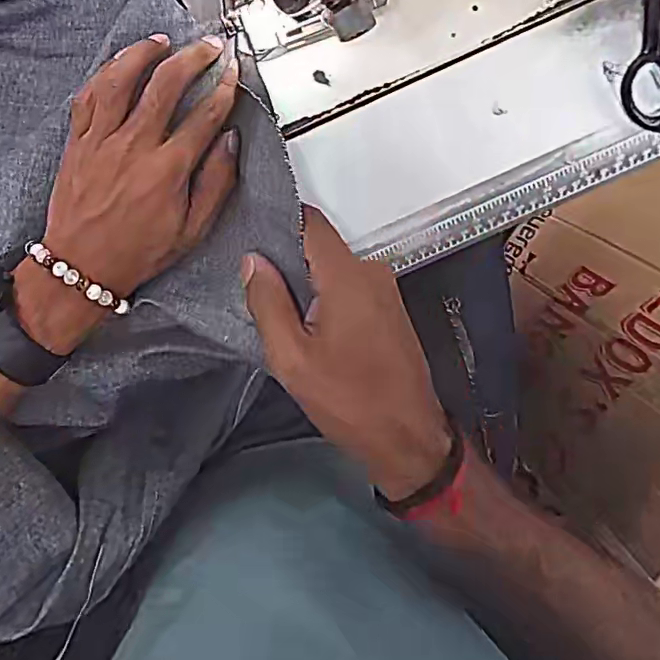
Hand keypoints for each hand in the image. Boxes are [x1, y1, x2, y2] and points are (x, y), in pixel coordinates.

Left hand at [14, 34, 241, 354]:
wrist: (81, 266)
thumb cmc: (134, 250)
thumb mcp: (191, 230)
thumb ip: (216, 183)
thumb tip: (231, 143)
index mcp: (166, 170)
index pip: (204, 115)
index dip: (224, 88)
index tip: (232, 73)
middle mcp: (133, 148)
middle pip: (166, 85)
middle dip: (193, 58)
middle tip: (207, 48)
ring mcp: (101, 141)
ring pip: (122, 80)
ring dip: (144, 53)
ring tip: (162, 42)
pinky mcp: (78, 142)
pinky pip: (88, 96)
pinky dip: (104, 73)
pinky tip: (119, 64)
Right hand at [242, 205, 452, 499]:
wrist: (409, 439)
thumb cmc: (351, 401)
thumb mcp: (291, 358)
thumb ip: (268, 302)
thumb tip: (253, 261)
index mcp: (347, 277)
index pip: (310, 221)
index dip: (278, 219)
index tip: (250, 232)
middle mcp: (371, 272)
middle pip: (319, 244)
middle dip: (286, 259)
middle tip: (257, 285)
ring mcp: (384, 289)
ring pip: (332, 266)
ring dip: (306, 281)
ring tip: (282, 312)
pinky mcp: (388, 307)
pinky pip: (348, 284)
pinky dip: (325, 295)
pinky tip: (310, 326)